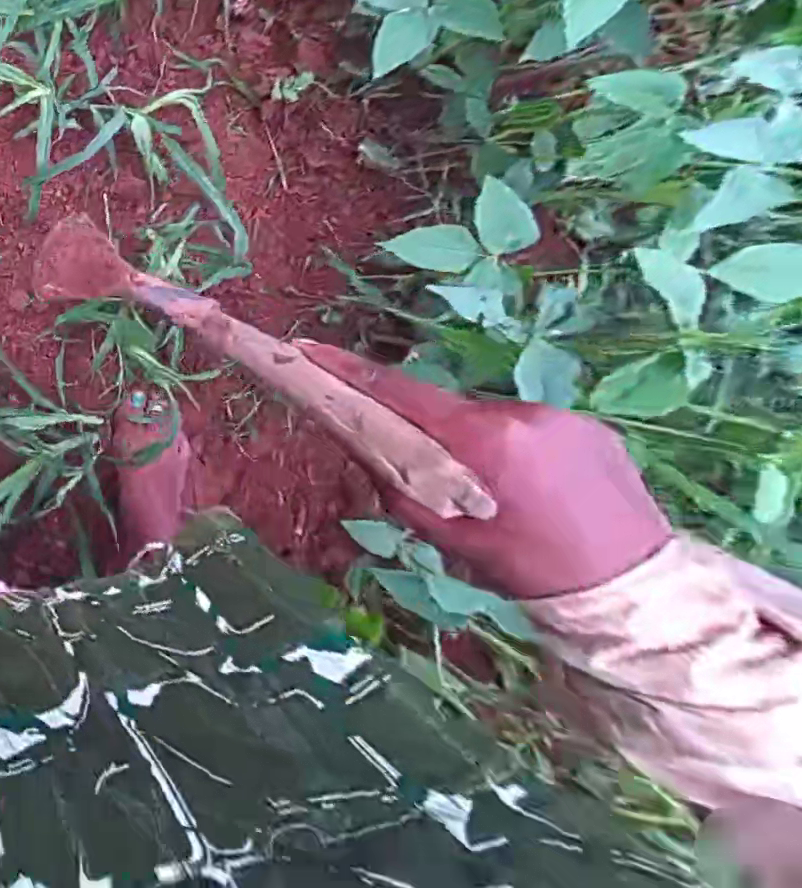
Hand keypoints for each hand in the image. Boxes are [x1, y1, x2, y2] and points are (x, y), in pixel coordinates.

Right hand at [300, 342, 671, 598]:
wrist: (631, 589)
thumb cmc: (516, 561)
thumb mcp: (433, 525)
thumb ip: (388, 475)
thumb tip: (355, 436)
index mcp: (478, 437)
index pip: (397, 391)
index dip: (347, 369)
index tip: (309, 349)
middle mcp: (519, 413)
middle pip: (439, 403)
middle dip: (417, 421)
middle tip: (416, 459)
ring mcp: (560, 416)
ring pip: (481, 415)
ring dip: (466, 436)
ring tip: (481, 481)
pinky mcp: (591, 426)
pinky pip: (522, 425)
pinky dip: (506, 443)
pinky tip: (521, 481)